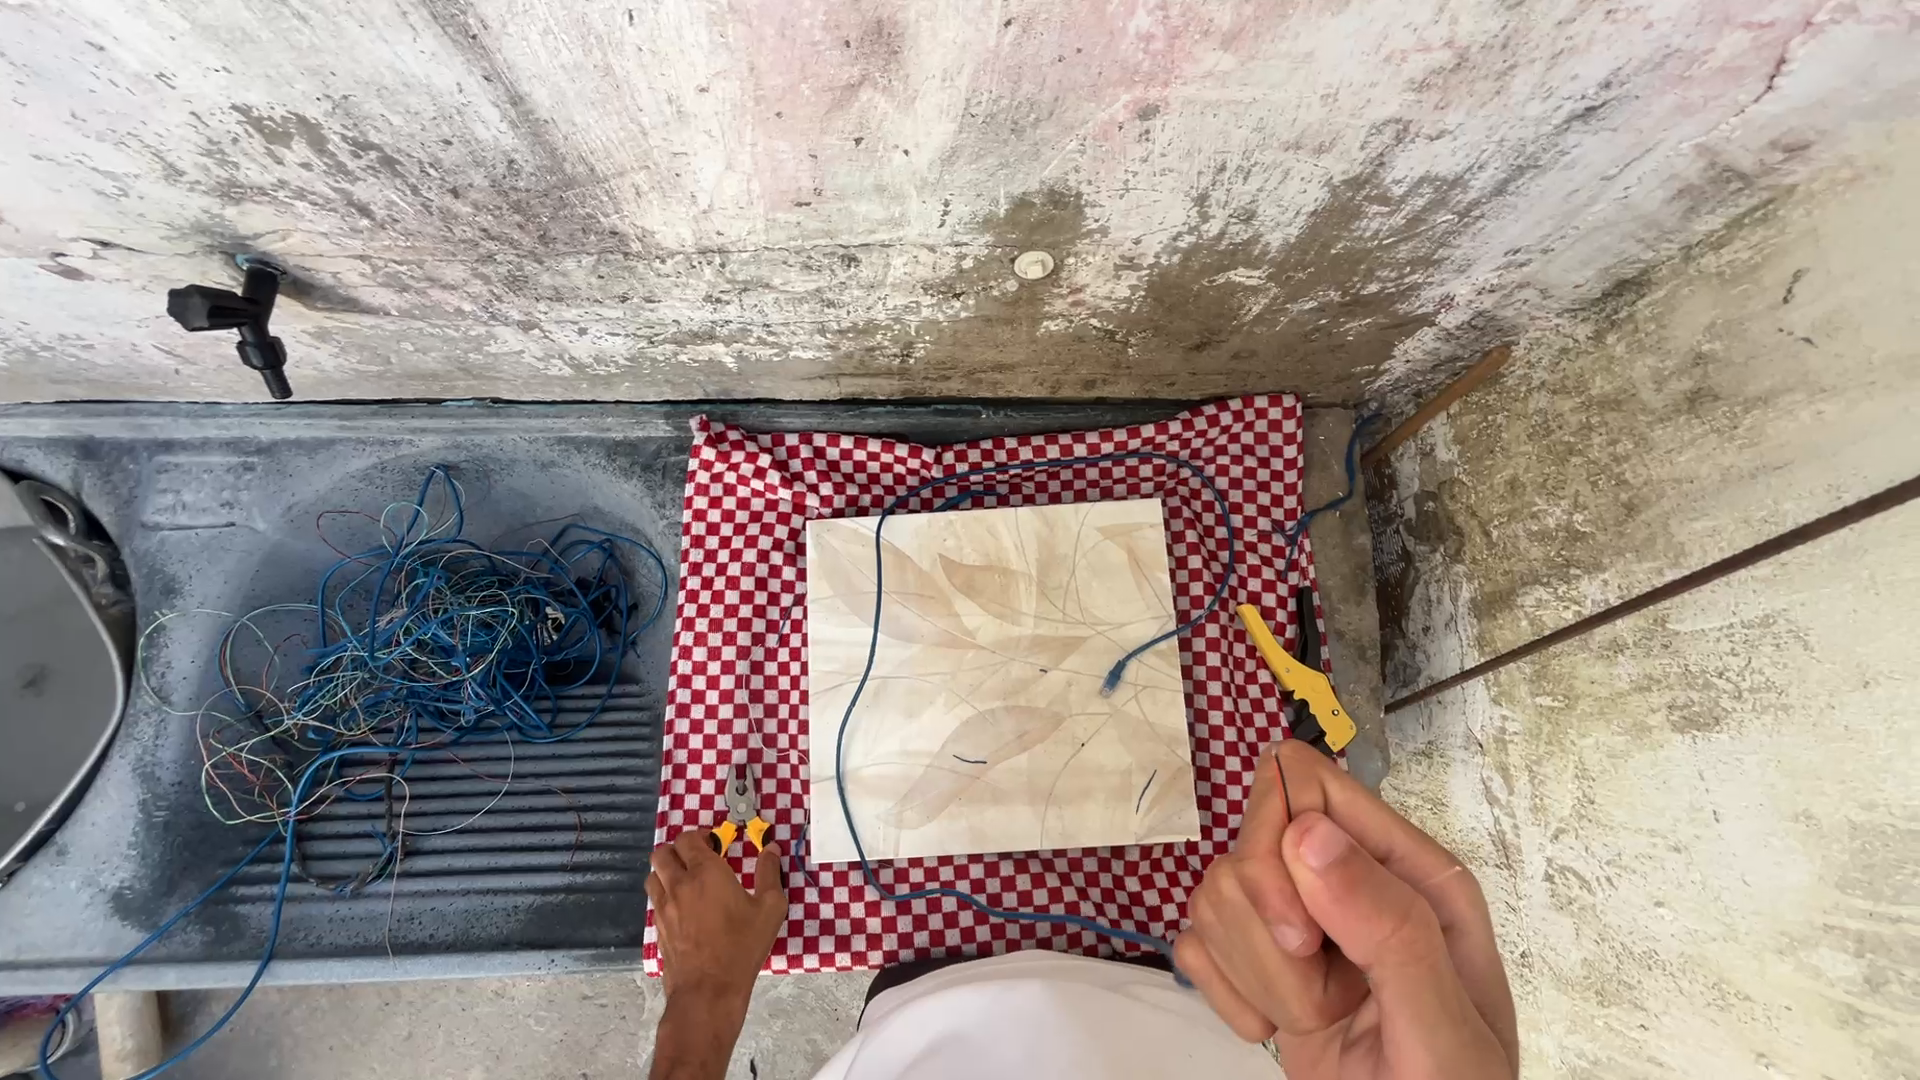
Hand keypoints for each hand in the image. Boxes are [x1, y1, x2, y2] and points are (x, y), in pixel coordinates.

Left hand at [645, 830, 788, 1079]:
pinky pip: (654, 899)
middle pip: (662, 853)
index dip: (700, 836)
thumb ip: (770, 873)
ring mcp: (664, 907)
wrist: (708, 991)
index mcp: (705, 872)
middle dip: (678, 849)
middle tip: (698, 858)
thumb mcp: (770, 907)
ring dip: (667, 870)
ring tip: (687, 879)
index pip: (688, 839)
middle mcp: (679, 884)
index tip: (715, 844)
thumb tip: (771, 849)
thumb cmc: (742, 946)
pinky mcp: (658, 928)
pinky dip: (664, 893)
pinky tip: (683, 905)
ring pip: (653, 875)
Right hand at [1175, 740, 1517, 1079]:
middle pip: (1247, 840)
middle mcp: (1343, 876)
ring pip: (1213, 890)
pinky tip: (1272, 1027)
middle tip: (1319, 992)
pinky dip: (1224, 992)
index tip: (1297, 930)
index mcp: (1404, 869)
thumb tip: (1305, 830)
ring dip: (1253, 972)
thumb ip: (1390, 929)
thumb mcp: (1444, 1034)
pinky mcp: (1247, 955)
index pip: (1302, 781)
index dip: (1276, 841)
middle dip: (1266, 929)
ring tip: (1314, 1019)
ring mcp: (1291, 915)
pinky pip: (1192, 937)